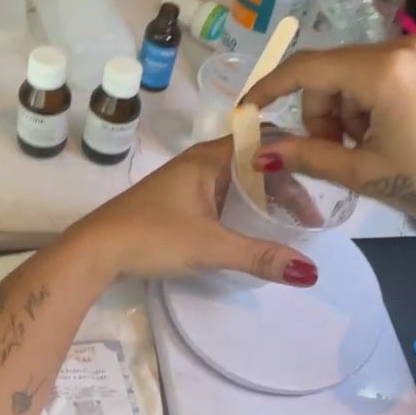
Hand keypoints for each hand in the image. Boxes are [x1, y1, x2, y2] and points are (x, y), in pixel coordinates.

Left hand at [68, 138, 320, 286]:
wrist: (94, 250)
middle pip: (253, 163)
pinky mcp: (176, 201)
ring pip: (236, 181)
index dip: (295, 160)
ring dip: (263, 198)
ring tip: (287, 224)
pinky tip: (249, 229)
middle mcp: (198, 163)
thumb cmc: (151, 237)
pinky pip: (220, 195)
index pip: (264, 143)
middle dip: (284, 185)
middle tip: (309, 216)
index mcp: (208, 159)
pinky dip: (242, 207)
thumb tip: (308, 271)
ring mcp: (185, 182)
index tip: (321, 184)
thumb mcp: (210, 246)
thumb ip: (259, 256)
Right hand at [242, 36, 415, 247]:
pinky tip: (393, 136)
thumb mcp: (366, 173)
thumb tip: (261, 154)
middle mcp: (404, 46)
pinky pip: (389, 74)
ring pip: (360, 74)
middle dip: (321, 112)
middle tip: (333, 154)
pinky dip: (374, 103)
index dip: (270, 88)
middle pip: (333, 71)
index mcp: (383, 70)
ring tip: (369, 151)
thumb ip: (308, 157)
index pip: (306, 67)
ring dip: (348, 110)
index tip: (248, 111)